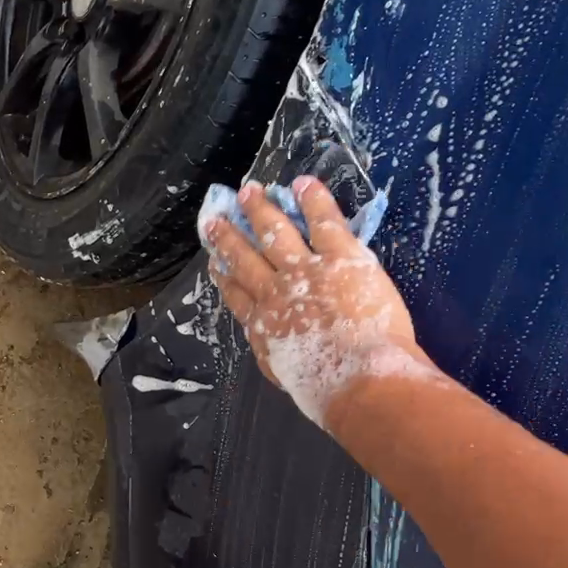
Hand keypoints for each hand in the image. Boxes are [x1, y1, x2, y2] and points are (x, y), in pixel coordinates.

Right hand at [203, 177, 436, 426]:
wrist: (353, 376)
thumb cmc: (319, 383)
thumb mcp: (280, 368)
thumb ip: (271, 345)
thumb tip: (267, 332)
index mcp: (260, 324)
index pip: (235, 293)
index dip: (223, 275)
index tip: (214, 262)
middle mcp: (274, 293)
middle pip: (245, 259)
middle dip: (229, 237)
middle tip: (215, 219)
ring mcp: (305, 272)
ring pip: (276, 234)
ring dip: (260, 211)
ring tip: (249, 191)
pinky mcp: (340, 259)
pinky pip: (324, 223)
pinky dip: (311, 201)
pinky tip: (301, 183)